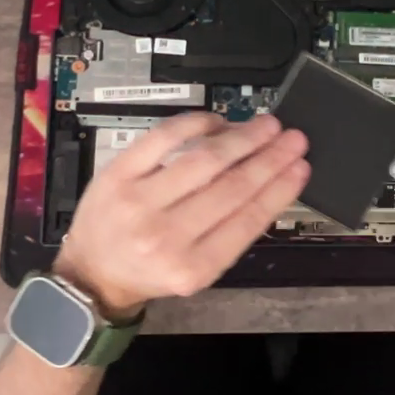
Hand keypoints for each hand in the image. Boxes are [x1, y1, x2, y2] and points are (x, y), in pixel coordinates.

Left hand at [53, 112, 307, 317]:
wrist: (93, 272)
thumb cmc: (151, 270)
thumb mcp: (198, 271)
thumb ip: (231, 234)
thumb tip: (272, 182)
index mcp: (192, 268)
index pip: (248, 221)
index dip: (280, 190)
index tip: (301, 167)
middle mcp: (165, 238)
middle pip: (231, 188)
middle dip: (270, 159)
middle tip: (293, 139)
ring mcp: (139, 203)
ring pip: (203, 161)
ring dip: (242, 139)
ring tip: (266, 126)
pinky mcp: (117, 175)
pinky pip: (163, 139)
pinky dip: (195, 125)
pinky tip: (218, 121)